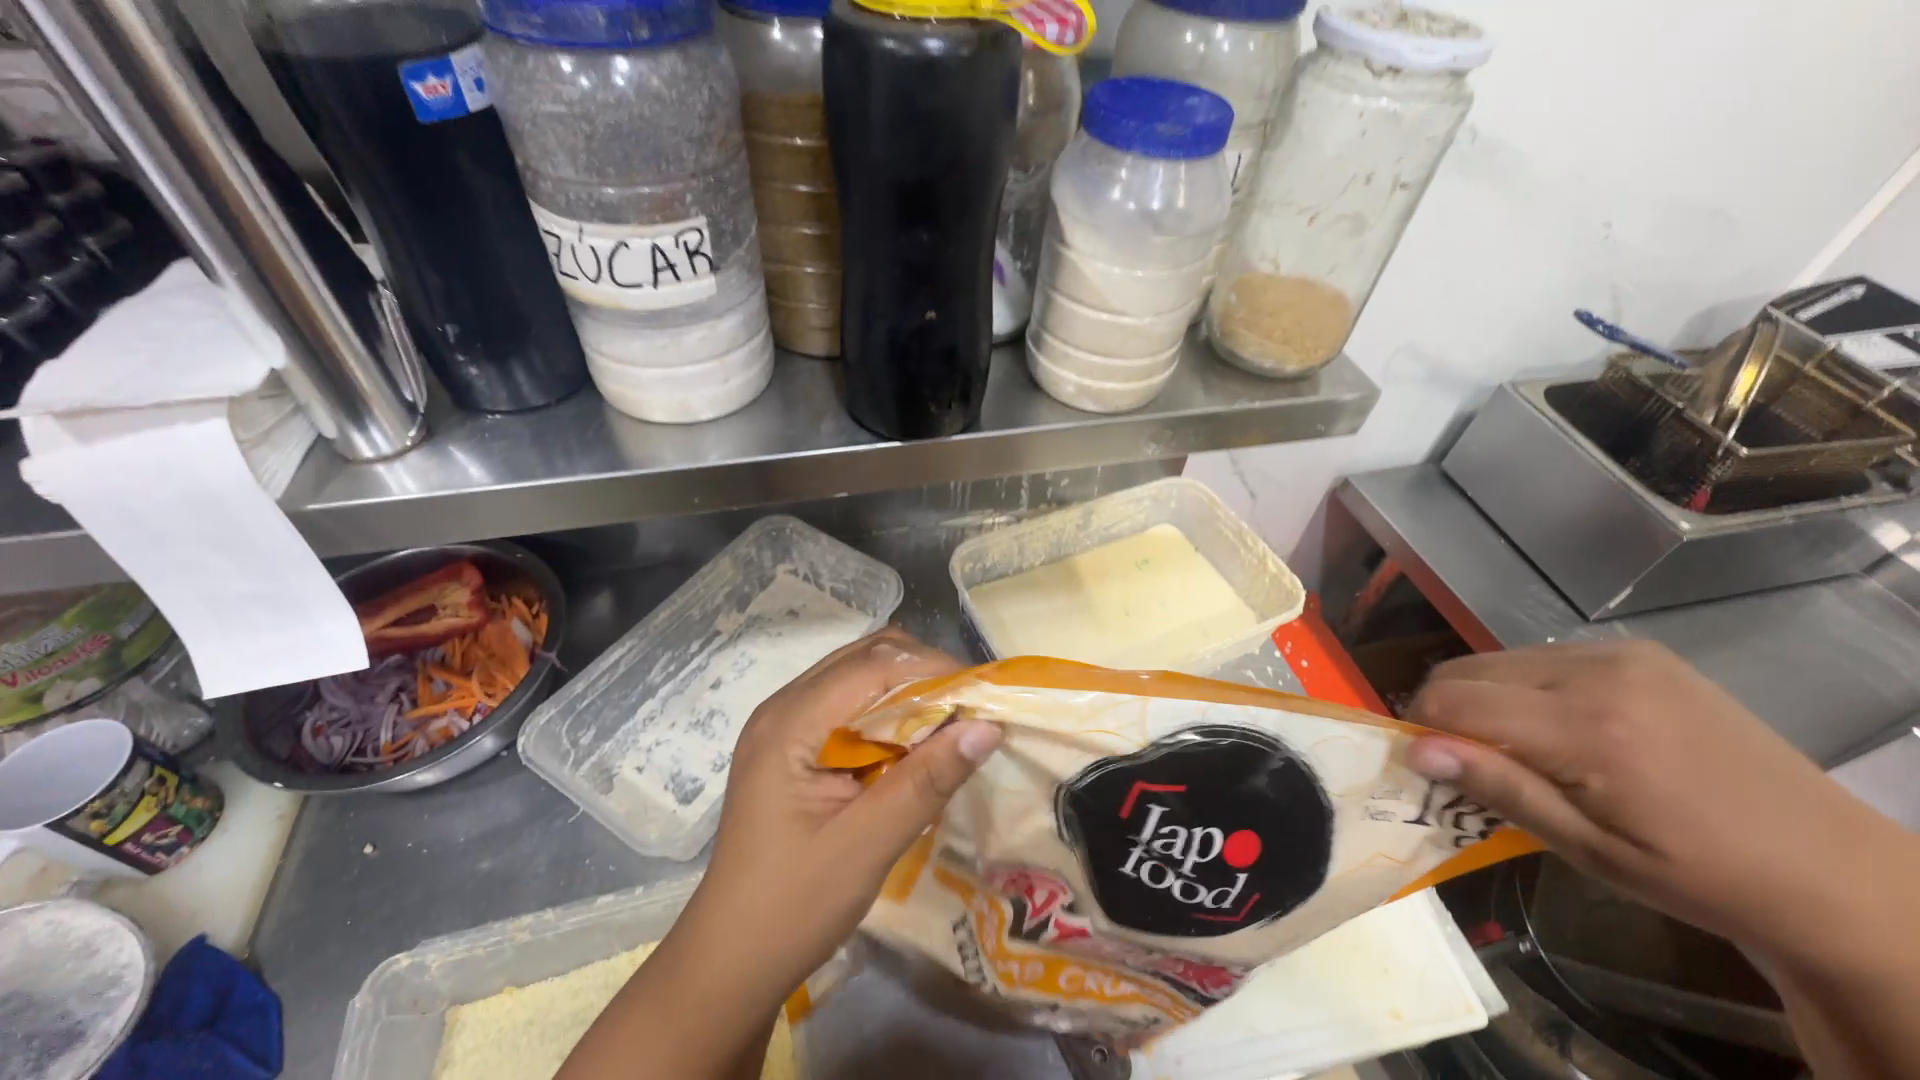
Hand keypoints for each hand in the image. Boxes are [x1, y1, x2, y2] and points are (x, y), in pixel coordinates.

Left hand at [680, 627, 1002, 1001]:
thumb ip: (926, 782)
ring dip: (908, 693)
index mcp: (790, 723)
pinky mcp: (793, 751)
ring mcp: (784, 728)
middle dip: (924, 673)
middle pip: (864, 659)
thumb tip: (988, 727)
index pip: (873, 667)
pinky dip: (889, 716)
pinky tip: (916, 748)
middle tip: (976, 709)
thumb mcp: (867, 845)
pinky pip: (849, 709)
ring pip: (859, 680)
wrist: (733, 958)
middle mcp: (783, 709)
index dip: (934, 670)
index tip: (989, 695)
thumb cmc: (794, 904)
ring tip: (955, 726)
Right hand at [1403, 640, 1907, 963]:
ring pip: (1500, 660)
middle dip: (1446, 713)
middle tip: (1468, 767)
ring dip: (1486, 700)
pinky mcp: (1641, 653)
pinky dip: (1526, 688)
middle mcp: (1598, 671)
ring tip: (1518, 753)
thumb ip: (1499, 787)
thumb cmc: (1698, 875)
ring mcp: (1623, 655)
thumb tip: (1416, 750)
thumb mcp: (1588, 850)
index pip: (1453, 700)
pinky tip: (1560, 731)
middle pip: (1467, 670)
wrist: (1825, 865)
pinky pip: (1545, 657)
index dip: (1421, 730)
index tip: (1426, 770)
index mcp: (1587, 727)